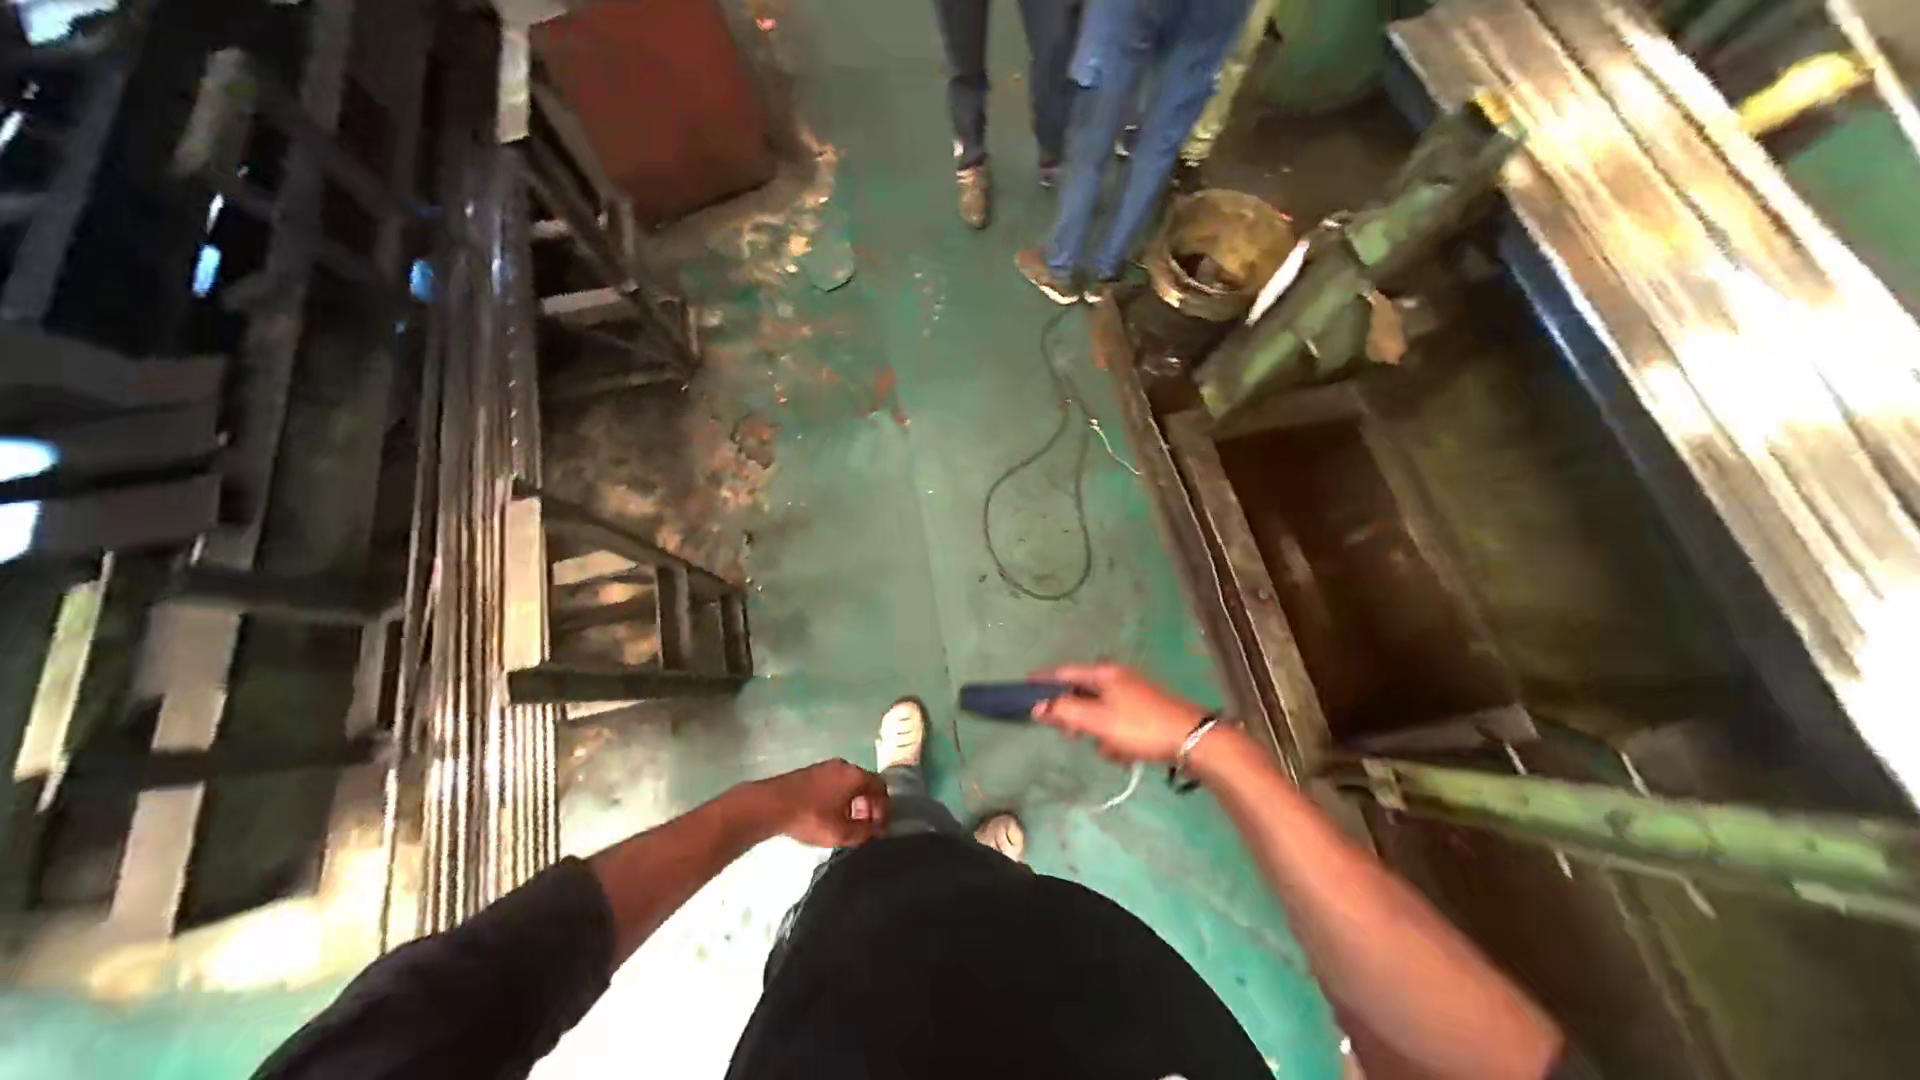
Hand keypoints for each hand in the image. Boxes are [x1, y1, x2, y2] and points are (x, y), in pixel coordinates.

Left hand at [751, 759, 890, 847]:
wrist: (771, 804)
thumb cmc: (811, 817)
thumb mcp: (841, 832)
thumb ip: (863, 832)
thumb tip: (873, 831)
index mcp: (855, 775)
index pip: (880, 788)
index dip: (884, 811)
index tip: (880, 830)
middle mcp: (844, 765)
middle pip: (866, 784)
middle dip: (869, 807)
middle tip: (866, 828)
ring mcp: (826, 767)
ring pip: (849, 784)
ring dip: (854, 804)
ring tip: (849, 825)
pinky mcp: (811, 772)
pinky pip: (835, 784)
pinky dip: (840, 799)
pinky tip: (831, 815)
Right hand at [1030, 663, 1209, 763]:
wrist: (1193, 740)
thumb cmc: (1140, 727)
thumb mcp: (1097, 720)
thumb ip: (1064, 711)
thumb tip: (1037, 706)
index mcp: (1104, 673)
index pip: (1063, 673)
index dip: (1042, 681)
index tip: (1023, 689)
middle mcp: (1117, 677)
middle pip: (1081, 694)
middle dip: (1075, 717)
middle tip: (1072, 735)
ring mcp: (1133, 694)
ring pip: (1099, 713)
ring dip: (1098, 732)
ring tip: (1110, 750)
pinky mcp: (1146, 711)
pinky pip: (1117, 723)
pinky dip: (1116, 737)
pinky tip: (1126, 753)